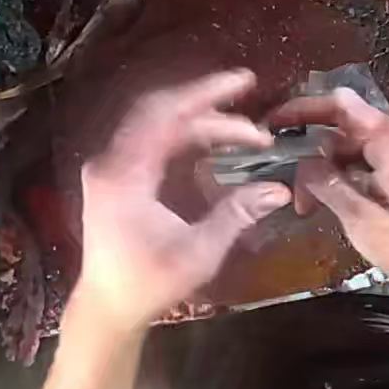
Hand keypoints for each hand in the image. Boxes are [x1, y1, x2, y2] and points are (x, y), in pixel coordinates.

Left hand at [74, 70, 292, 326]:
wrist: (108, 307)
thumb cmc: (149, 283)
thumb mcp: (198, 252)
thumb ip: (237, 215)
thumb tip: (280, 189)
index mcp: (124, 174)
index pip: (164, 113)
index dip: (205, 92)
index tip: (244, 81)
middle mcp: (113, 161)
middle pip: (165, 115)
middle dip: (214, 109)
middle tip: (256, 112)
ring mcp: (115, 167)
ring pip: (164, 128)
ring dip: (206, 127)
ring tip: (250, 136)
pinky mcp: (122, 176)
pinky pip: (158, 143)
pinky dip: (191, 140)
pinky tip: (221, 147)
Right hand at [270, 88, 388, 292]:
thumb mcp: (364, 221)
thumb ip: (329, 187)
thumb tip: (302, 166)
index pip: (340, 105)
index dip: (303, 108)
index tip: (274, 123)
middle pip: (341, 127)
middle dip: (310, 150)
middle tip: (285, 178)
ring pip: (348, 147)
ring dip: (324, 169)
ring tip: (305, 202)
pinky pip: (362, 162)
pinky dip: (342, 177)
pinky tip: (326, 201)